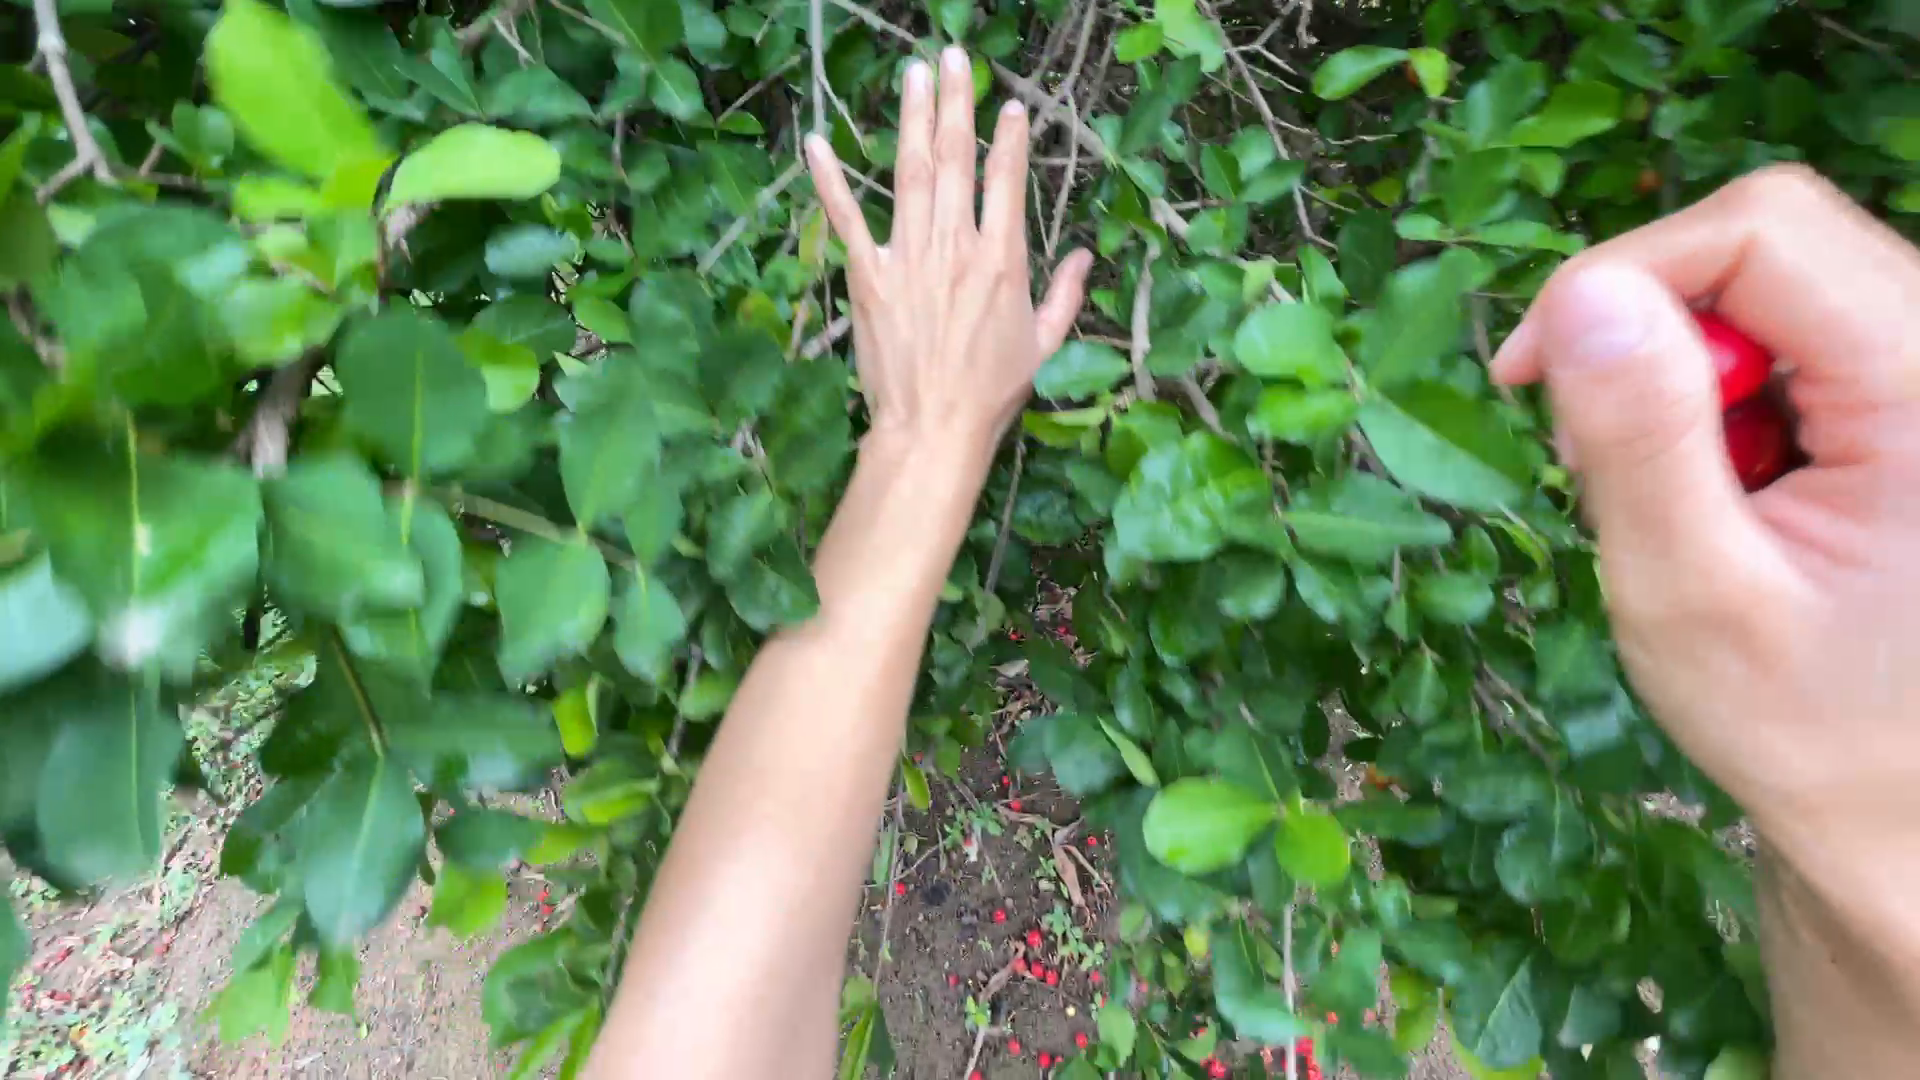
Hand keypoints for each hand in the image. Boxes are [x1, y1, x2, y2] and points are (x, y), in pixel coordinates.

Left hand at [804, 47, 1092, 454]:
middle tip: (953, 57)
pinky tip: (820, 143)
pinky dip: (832, 181)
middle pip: (954, 160)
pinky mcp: (869, 278)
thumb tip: (1083, 256)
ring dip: (910, 119)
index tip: (1011, 108)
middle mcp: (954, 245)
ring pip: (908, 174)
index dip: (1009, 140)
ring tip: (914, 74)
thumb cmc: (992, 392)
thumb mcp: (1043, 346)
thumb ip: (1065, 296)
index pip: (1006, 181)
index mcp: (1002, 260)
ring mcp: (908, 257)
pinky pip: (848, 221)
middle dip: (955, 104)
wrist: (935, 426)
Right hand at [1491, 166, 1919, 882]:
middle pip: (1769, 248)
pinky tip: (1717, 480)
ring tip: (1669, 488)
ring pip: (1773, 291)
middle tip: (1596, 456)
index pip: (1760, 233)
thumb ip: (1638, 437)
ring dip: (1675, 376)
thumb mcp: (1687, 584)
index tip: (1523, 375)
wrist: (1912, 802)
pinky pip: (1798, 338)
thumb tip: (1576, 298)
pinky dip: (1717, 396)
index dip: (1613, 280)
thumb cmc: (1801, 717)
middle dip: (1639, 336)